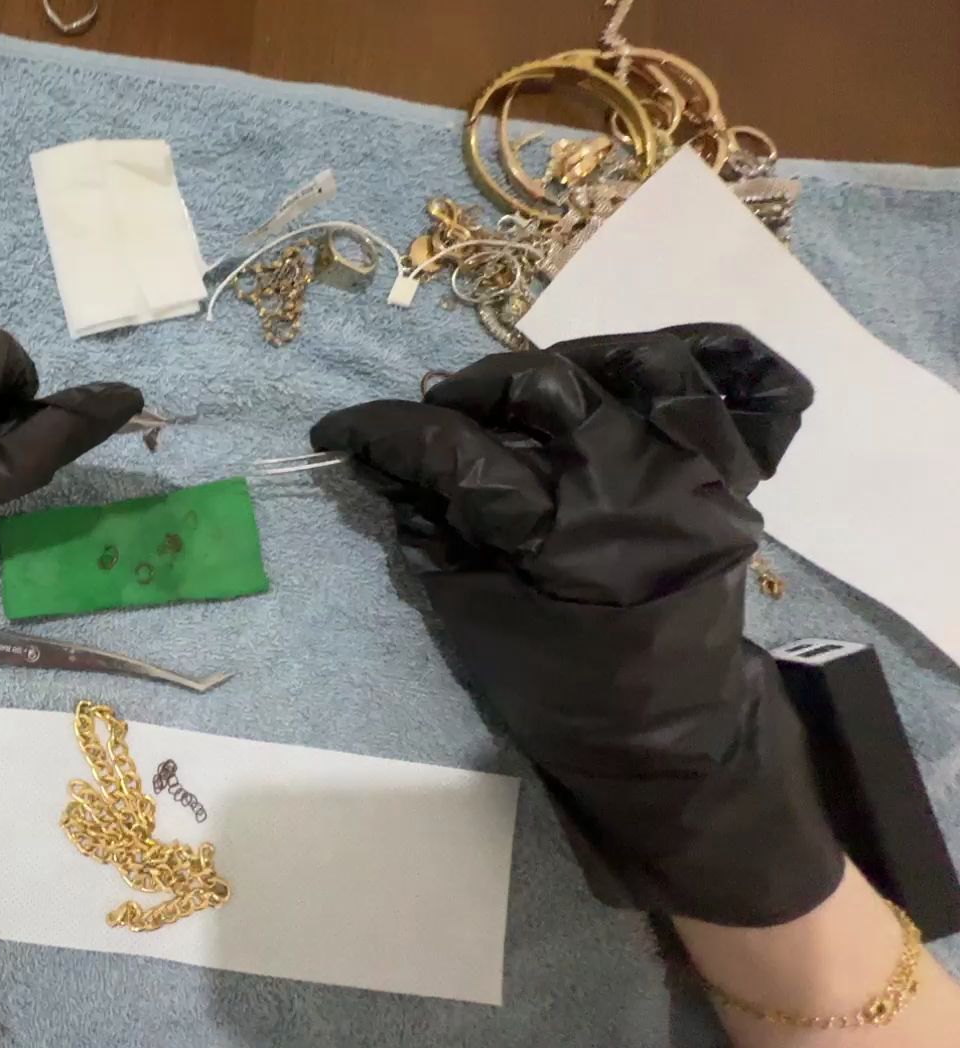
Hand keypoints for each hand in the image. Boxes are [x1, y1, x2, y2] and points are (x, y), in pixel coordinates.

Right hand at [311, 324, 841, 925]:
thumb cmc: (550, 685)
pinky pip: (757, 388)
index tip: (335, 431)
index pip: (452, 450)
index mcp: (563, 538)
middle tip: (434, 413)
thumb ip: (424, 523)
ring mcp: (709, 476)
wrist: (664, 734)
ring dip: (569, 359)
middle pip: (545, 385)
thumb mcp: (461, 609)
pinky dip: (704, 360)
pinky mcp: (746, 479)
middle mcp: (644, 489)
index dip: (379, 430)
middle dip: (466, 388)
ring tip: (527, 387)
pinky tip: (639, 374)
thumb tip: (382, 463)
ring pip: (647, 361)